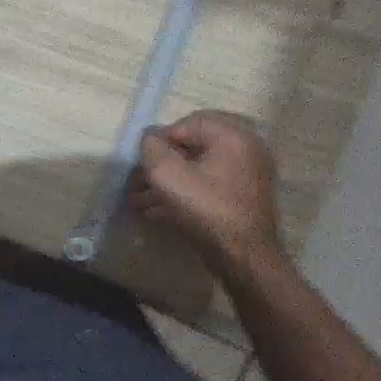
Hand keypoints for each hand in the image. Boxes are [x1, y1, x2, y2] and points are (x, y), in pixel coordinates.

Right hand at [131, 111, 284, 267]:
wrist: (243, 257)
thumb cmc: (206, 208)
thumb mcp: (167, 174)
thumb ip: (152, 148)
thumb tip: (150, 140)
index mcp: (232, 137)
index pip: (187, 124)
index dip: (158, 140)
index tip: (139, 161)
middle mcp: (244, 151)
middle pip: (191, 149)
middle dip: (159, 165)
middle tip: (135, 180)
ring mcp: (244, 178)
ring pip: (196, 172)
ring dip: (165, 184)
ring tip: (136, 200)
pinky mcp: (239, 201)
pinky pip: (205, 190)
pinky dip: (181, 196)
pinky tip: (153, 212)